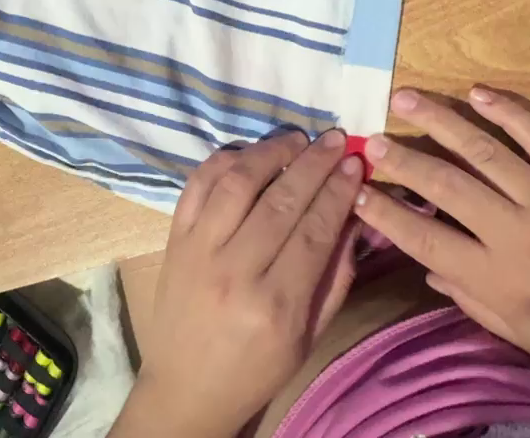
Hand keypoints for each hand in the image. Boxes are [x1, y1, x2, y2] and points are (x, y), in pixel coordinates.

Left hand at [111, 130, 364, 437]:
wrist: (185, 390)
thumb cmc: (257, 369)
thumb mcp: (309, 336)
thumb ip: (336, 276)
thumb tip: (354, 215)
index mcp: (275, 306)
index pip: (314, 231)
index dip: (337, 191)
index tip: (355, 163)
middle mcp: (234, 271)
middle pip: (281, 201)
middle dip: (313, 164)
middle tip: (335, 139)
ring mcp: (198, 249)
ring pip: (237, 182)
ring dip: (270, 152)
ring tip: (296, 138)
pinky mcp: (174, 237)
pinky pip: (198, 184)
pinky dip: (225, 159)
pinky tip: (251, 152)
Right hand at [353, 86, 529, 401]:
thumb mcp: (525, 337)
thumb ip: (471, 299)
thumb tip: (425, 267)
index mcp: (499, 282)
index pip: (426, 242)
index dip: (385, 215)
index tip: (355, 193)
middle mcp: (517, 235)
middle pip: (445, 188)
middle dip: (402, 161)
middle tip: (370, 139)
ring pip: (483, 152)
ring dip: (439, 122)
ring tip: (404, 98)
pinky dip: (509, 111)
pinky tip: (477, 92)